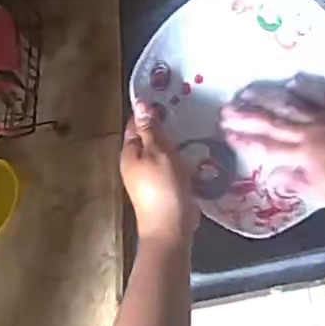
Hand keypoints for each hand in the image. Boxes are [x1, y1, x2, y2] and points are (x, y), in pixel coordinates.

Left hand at [122, 100, 196, 244]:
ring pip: (162, 152)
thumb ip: (150, 129)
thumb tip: (140, 104)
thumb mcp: (157, 151)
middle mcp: (136, 164)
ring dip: (174, 142)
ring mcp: (150, 177)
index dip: (149, 111)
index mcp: (129, 153)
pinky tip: (195, 151)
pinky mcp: (165, 187)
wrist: (171, 228)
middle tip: (184, 110)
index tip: (168, 97)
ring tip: (192, 127)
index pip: (135, 124)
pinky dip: (180, 157)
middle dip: (164, 126)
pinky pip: (172, 165)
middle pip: (149, 138)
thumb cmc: (163, 186)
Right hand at [219, 82, 324, 205]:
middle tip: (226, 108)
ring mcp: (322, 118)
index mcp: (301, 152)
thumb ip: (295, 182)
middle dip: (246, 115)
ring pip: (289, 104)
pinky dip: (305, 90)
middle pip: (272, 121)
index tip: (225, 131)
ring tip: (247, 90)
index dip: (244, 138)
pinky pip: (317, 98)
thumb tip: (270, 176)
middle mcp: (307, 131)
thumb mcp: (321, 192)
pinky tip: (293, 81)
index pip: (266, 145)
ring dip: (266, 97)